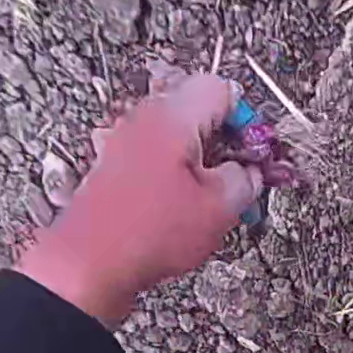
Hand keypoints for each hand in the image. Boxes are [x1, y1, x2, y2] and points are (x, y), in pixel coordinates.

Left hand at [17, 73, 262, 324]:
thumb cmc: (150, 233)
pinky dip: (186, 180)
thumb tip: (251, 172)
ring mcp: (127, 143)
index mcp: (171, 117)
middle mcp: (144, 120)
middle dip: (231, 147)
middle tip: (248, 181)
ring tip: (223, 205)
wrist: (93, 263)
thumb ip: (246, 179)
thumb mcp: (220, 206)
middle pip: (201, 114)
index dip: (249, 121)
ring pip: (183, 141)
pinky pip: (163, 161)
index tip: (258, 154)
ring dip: (210, 167)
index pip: (221, 89)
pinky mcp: (120, 169)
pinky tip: (194, 212)